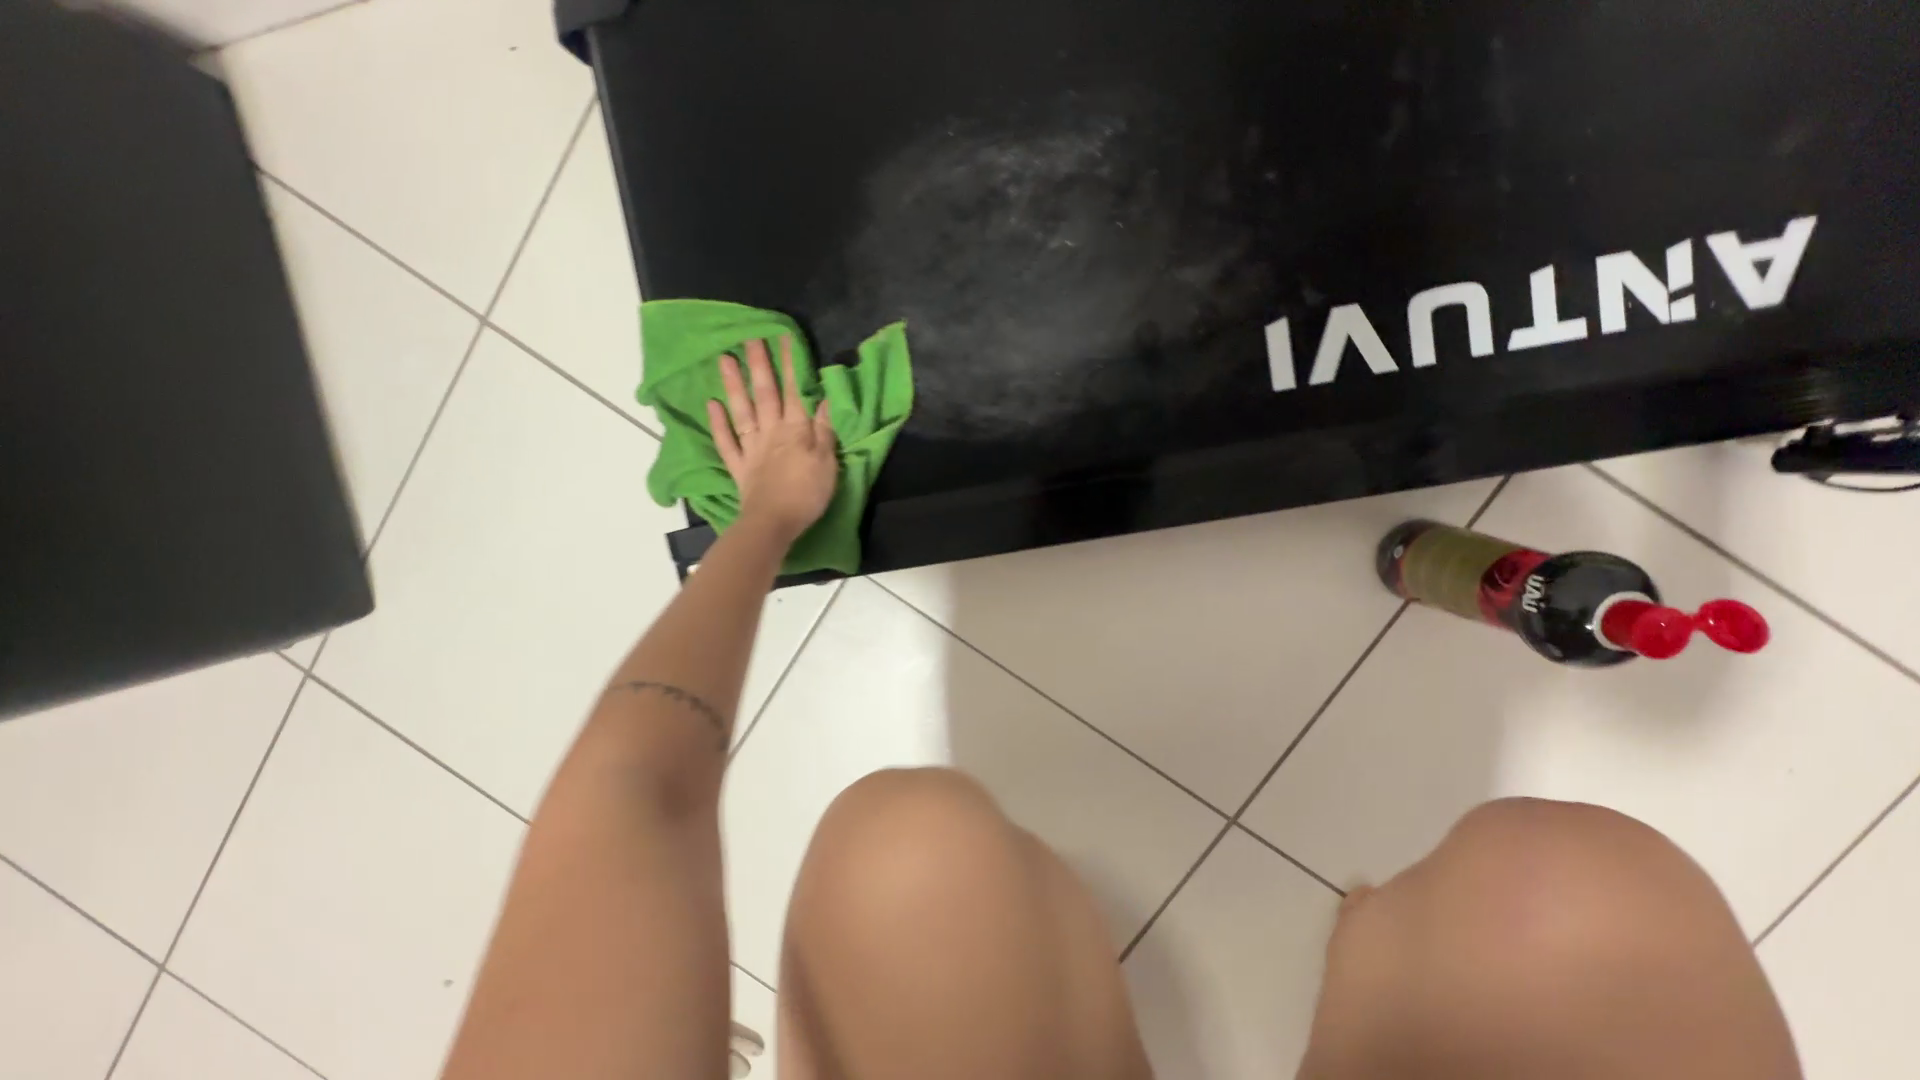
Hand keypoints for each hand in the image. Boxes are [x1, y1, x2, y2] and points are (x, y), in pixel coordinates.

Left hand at [708, 336, 838, 545]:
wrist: (773, 523)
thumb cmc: (807, 494)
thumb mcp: (827, 463)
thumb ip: (824, 431)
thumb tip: (824, 401)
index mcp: (796, 430)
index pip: (794, 390)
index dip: (789, 364)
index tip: (783, 338)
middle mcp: (771, 432)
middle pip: (764, 394)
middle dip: (759, 365)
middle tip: (750, 338)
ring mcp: (751, 448)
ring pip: (742, 410)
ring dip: (733, 384)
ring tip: (724, 359)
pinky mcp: (739, 467)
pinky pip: (726, 441)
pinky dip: (718, 422)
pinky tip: (711, 404)